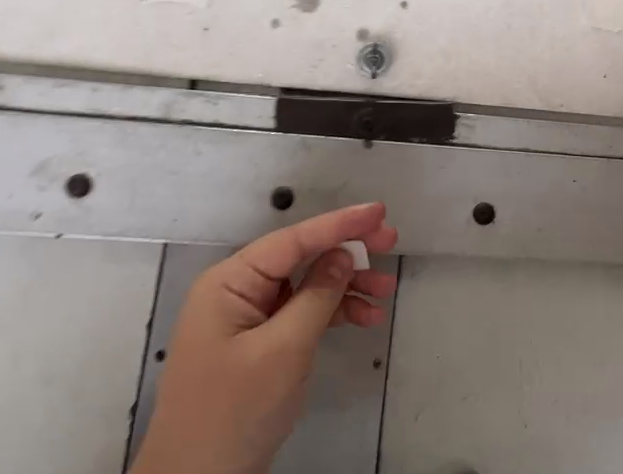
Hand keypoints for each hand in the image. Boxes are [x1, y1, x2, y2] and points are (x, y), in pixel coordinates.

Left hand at [132, 203, 399, 473]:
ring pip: (306, 286)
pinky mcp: (259, 345)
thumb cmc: (234, 410)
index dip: (339, 223)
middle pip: (301, 257)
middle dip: (346, 250)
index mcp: (231, 282)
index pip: (293, 240)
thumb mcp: (283, 350)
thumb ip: (316, 296)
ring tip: (386, 290)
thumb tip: (342, 255)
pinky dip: (334, 314)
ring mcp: (248, 319)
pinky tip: (365, 318)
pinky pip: (302, 314)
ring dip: (347, 286)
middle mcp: (237, 291)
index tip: (379, 211)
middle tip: (391, 242)